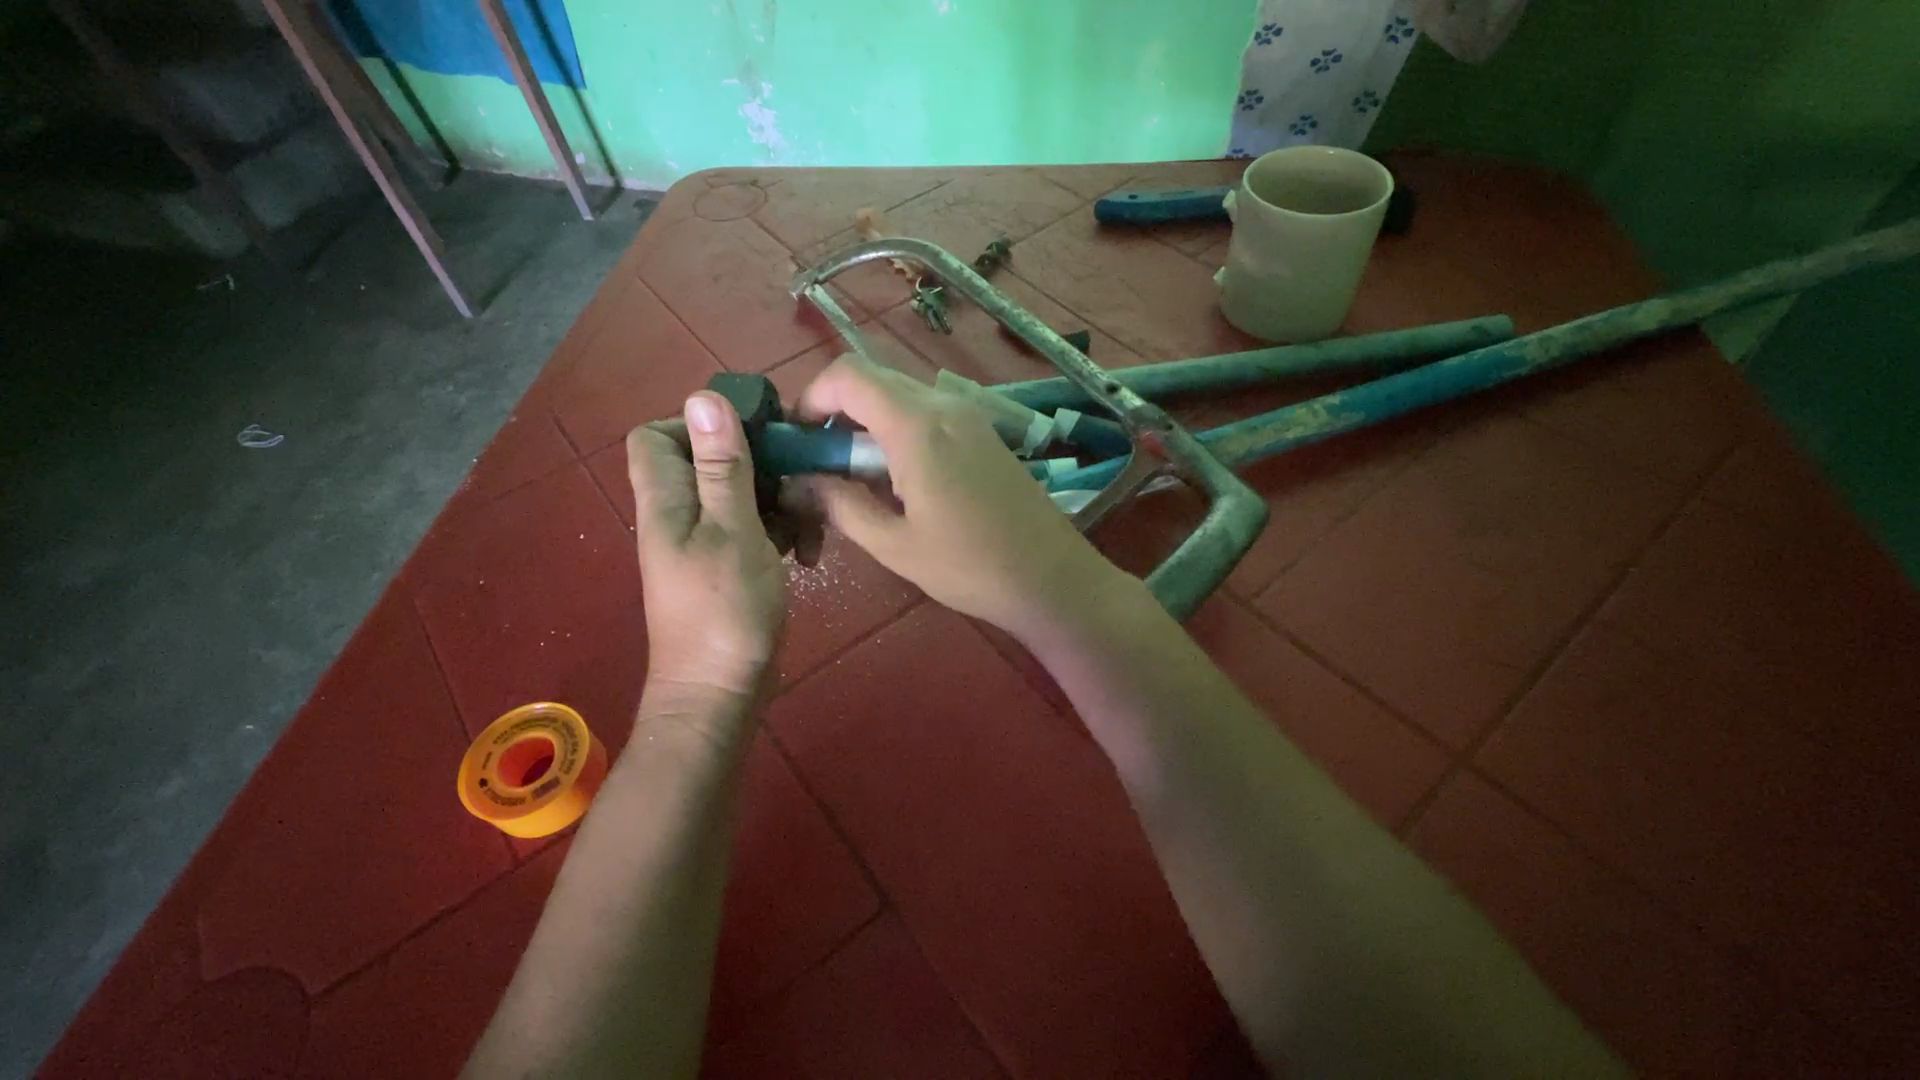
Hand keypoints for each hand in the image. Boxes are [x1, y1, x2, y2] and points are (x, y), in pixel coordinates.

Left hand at [627, 392, 786, 705]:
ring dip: (778, 501)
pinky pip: (751, 529)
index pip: (654, 436)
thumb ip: (722, 466)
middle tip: (801, 477)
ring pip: (738, 497)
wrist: (721, 694)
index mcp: (665, 501)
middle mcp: (677, 516)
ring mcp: (703, 544)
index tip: (749, 435)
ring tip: (813, 526)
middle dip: (758, 464)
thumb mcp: (732, 530)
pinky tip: (807, 552)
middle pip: (707, 463)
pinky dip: (779, 532)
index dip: (696, 425)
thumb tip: (704, 396)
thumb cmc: (726, 611)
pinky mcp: (727, 567)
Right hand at [793, 353, 1130, 643]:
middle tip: (819, 462)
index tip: (798, 440)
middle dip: (835, 411)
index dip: (812, 397)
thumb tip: (801, 483)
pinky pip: (926, 412)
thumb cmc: (971, 567)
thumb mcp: (895, 545)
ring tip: (854, 476)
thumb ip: (841, 505)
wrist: (1052, 577)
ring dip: (866, 421)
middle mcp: (944, 405)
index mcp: (918, 426)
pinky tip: (896, 479)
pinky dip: (897, 429)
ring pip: (900, 394)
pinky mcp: (983, 431)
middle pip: (873, 379)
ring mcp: (969, 415)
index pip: (849, 374)